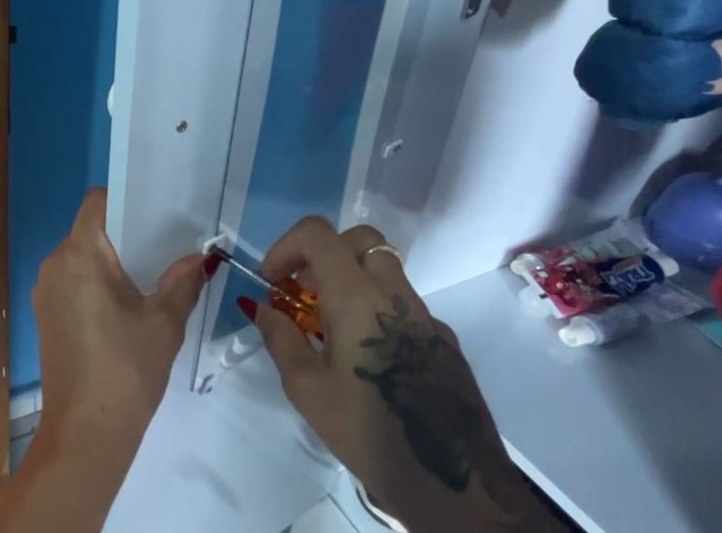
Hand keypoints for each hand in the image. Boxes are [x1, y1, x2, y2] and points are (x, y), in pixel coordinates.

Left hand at [0, 188, 211, 532]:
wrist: (86, 431)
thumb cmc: (127, 370)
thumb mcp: (164, 324)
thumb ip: (182, 283)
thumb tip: (201, 258)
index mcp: (79, 255)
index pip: (96, 204)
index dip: (125, 201)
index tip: (156, 212)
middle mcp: (54, 264)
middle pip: (90, 231)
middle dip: (125, 235)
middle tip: (165, 246)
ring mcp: (45, 289)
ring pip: (81, 258)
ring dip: (112, 262)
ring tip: (151, 277)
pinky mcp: (46, 313)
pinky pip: (73, 281)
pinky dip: (97, 283)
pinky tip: (126, 306)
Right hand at [246, 217, 561, 532]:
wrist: (457, 487)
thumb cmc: (369, 433)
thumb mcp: (307, 390)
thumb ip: (281, 339)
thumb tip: (263, 309)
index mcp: (357, 298)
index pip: (317, 235)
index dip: (286, 247)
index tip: (273, 282)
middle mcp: (395, 297)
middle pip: (361, 240)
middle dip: (324, 254)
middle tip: (305, 291)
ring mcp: (427, 320)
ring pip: (387, 271)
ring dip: (352, 281)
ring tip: (332, 328)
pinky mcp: (446, 345)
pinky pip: (406, 307)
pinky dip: (378, 312)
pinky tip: (369, 361)